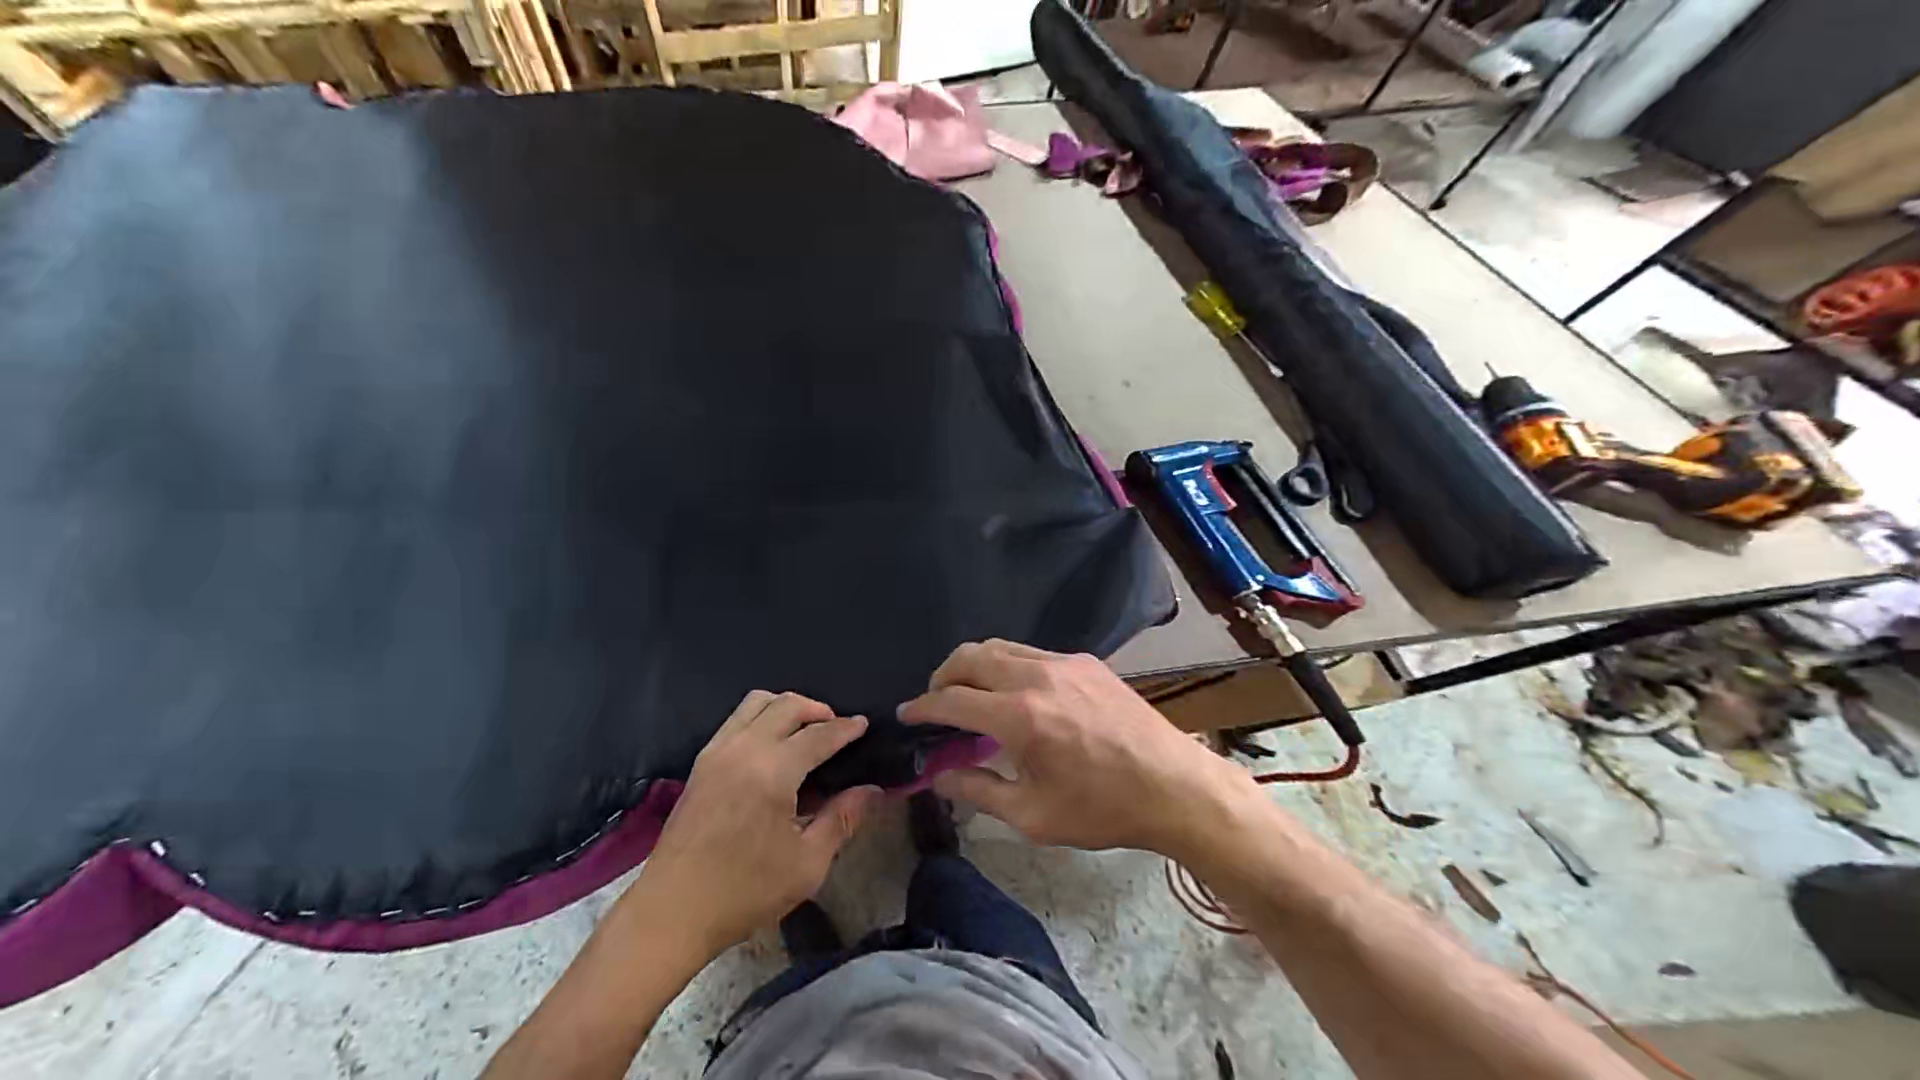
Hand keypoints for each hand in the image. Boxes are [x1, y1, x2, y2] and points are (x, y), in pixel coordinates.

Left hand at [636, 691, 879, 958]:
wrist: (670, 913)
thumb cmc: (744, 892)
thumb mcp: (807, 864)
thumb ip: (842, 819)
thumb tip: (873, 791)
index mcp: (772, 771)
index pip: (819, 734)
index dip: (846, 728)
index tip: (865, 724)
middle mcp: (743, 749)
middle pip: (787, 705)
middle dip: (819, 709)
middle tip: (838, 729)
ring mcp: (717, 752)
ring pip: (757, 703)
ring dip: (787, 707)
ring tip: (806, 731)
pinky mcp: (700, 763)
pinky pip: (737, 719)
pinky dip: (762, 718)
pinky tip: (773, 747)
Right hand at [898, 640, 1259, 859]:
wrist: (1174, 785)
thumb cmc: (1102, 809)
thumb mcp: (1032, 815)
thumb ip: (978, 790)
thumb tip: (938, 776)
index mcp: (1019, 716)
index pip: (952, 699)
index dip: (923, 707)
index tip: (907, 715)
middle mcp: (1036, 676)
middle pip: (969, 656)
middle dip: (943, 676)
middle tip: (936, 703)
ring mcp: (1064, 662)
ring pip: (999, 646)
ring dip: (974, 665)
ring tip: (971, 694)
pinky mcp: (1085, 661)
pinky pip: (1030, 651)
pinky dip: (1007, 664)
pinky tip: (1015, 693)